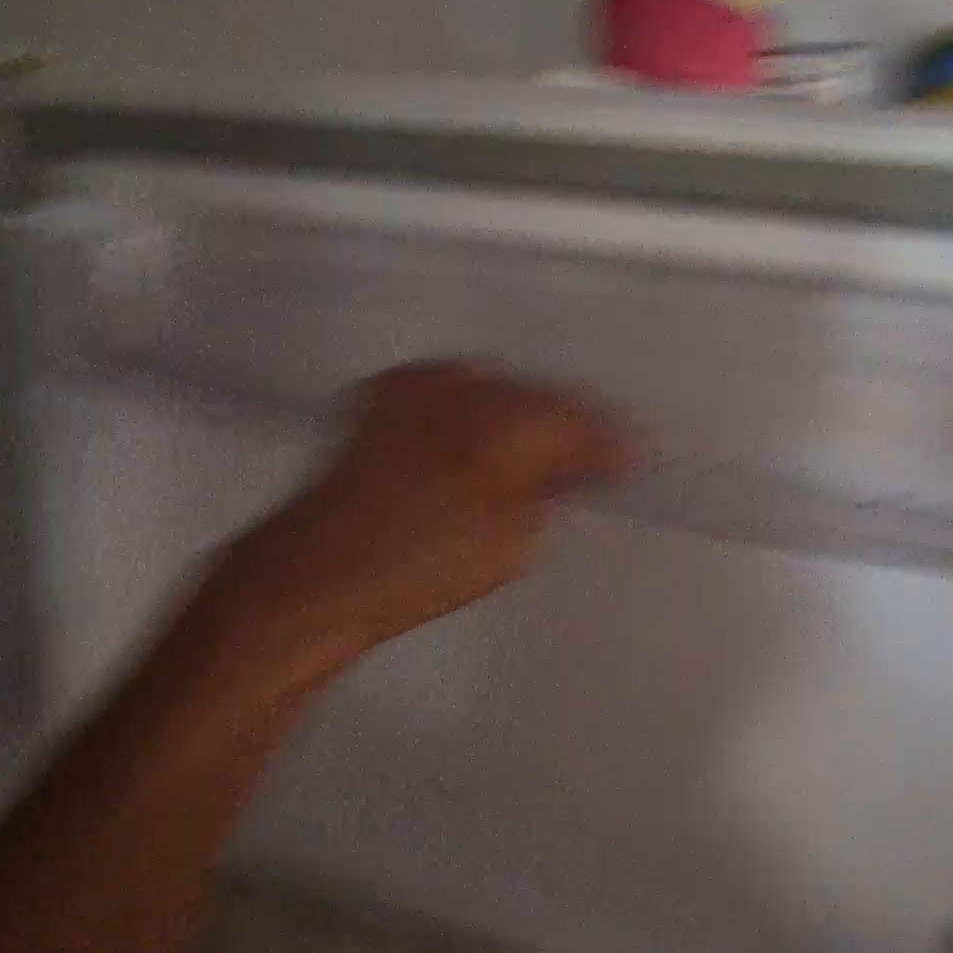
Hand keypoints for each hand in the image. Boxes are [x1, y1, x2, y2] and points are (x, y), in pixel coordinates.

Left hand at [168, 360, 629, 711]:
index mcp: (506, 427)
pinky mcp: (392, 390)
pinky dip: (478, 408)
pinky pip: (458, 387)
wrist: (321, 569)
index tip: (631, 461)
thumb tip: (574, 465)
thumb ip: (553, 489)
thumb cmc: (420, 568)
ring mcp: (424, 383)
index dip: (614, 445)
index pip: (583, 421)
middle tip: (589, 462)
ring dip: (525, 415)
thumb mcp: (514, 542)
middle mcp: (468, 388)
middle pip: (545, 396)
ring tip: (536, 455)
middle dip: (569, 428)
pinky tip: (480, 438)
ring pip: (502, 387)